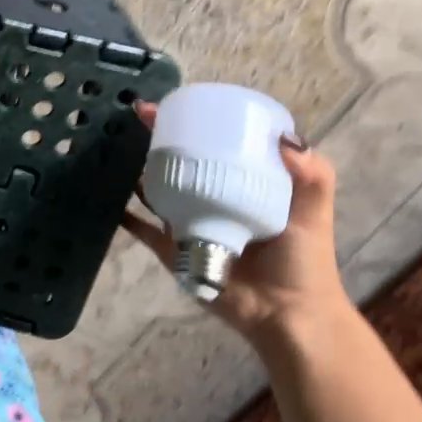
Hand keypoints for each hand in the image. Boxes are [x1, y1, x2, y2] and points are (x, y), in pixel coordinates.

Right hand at [120, 101, 351, 346]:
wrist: (286, 315)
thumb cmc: (303, 262)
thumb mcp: (314, 213)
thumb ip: (312, 177)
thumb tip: (284, 138)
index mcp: (242, 184)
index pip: (213, 144)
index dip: (191, 122)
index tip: (169, 106)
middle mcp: (211, 198)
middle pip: (178, 161)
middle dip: (157, 140)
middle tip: (135, 119)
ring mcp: (187, 222)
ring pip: (155, 189)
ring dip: (136, 170)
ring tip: (114, 148)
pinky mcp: (168, 248)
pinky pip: (139, 227)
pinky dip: (122, 214)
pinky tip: (106, 197)